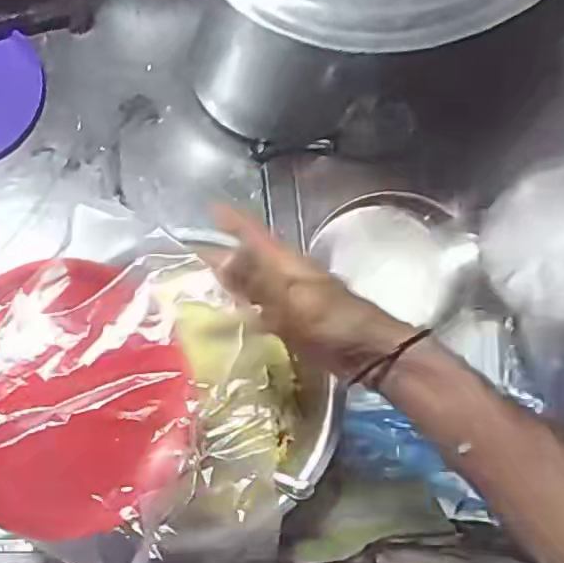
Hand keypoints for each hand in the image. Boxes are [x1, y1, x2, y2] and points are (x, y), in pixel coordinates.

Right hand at [211, 206, 415, 378]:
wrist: (368, 353)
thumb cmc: (332, 322)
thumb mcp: (291, 297)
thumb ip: (256, 278)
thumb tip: (220, 257)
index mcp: (287, 263)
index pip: (255, 235)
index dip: (235, 222)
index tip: (212, 209)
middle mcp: (287, 277)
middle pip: (252, 260)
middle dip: (226, 253)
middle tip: (195, 252)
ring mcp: (291, 301)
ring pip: (255, 286)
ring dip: (232, 283)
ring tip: (204, 282)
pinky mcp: (293, 325)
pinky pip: (261, 312)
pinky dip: (244, 311)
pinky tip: (231, 318)